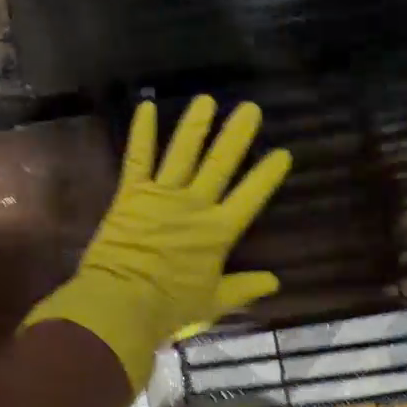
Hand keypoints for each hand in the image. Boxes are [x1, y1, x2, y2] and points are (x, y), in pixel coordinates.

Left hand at [23, 96, 292, 391]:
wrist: (123, 302)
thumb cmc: (169, 307)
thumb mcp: (213, 301)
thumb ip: (243, 288)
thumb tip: (275, 281)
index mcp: (218, 233)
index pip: (251, 197)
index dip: (267, 175)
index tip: (283, 152)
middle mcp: (194, 206)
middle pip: (220, 165)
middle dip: (236, 135)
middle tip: (250, 108)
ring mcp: (162, 196)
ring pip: (183, 153)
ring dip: (196, 124)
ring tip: (207, 99)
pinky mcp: (131, 193)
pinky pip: (138, 157)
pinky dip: (141, 132)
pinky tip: (146, 106)